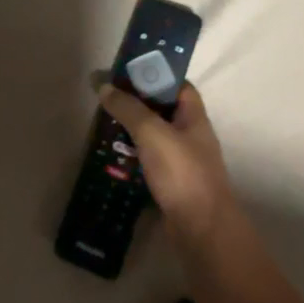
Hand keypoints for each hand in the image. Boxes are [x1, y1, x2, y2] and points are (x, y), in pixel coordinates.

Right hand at [98, 84, 235, 238]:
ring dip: (130, 133)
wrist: (201, 230)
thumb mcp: (152, 133)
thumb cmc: (182, 173)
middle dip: (136, 105)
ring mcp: (182, 162)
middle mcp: (190, 137)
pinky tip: (112, 159)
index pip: (178, 86)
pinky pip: (148, 163)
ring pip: (153, 139)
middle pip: (162, 111)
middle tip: (107, 100)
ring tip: (102, 127)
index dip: (156, 75)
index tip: (127, 73)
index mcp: (194, 118)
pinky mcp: (170, 185)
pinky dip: (131, 159)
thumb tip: (104, 85)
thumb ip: (128, 108)